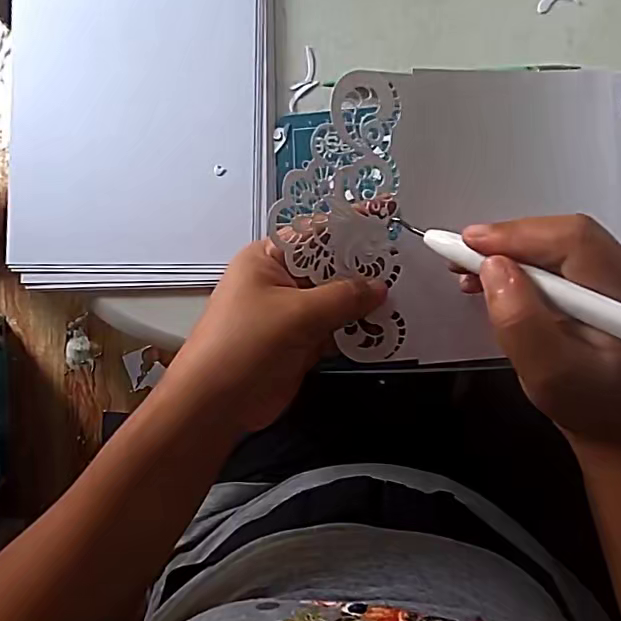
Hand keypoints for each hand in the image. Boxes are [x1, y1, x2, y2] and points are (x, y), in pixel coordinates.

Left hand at [163, 241, 387, 432]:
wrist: (215, 405)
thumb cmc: (240, 347)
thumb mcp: (296, 314)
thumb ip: (342, 297)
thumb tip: (376, 287)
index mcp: (267, 258)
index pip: (315, 232)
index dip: (350, 224)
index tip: (384, 215)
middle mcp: (279, 281)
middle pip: (329, 266)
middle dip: (363, 267)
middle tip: (404, 262)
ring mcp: (290, 314)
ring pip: (335, 300)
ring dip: (364, 302)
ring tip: (404, 295)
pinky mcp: (300, 343)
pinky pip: (335, 329)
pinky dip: (357, 331)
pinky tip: (384, 329)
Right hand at [456, 216, 620, 445]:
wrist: (605, 416)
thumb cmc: (583, 400)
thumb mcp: (546, 372)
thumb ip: (521, 321)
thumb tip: (495, 269)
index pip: (574, 242)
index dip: (517, 236)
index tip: (470, 245)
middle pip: (562, 235)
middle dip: (506, 241)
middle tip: (461, 256)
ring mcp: (614, 272)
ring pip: (553, 240)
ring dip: (506, 250)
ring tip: (470, 270)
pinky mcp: (594, 275)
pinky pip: (552, 252)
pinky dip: (515, 259)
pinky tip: (492, 275)